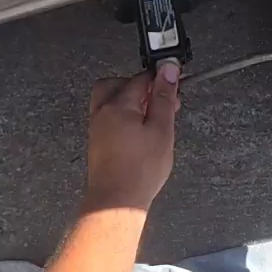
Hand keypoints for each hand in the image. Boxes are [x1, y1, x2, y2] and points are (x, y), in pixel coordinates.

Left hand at [82, 62, 180, 211]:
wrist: (117, 199)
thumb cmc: (138, 171)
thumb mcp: (161, 130)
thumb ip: (164, 98)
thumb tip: (167, 72)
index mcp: (117, 105)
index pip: (140, 79)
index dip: (160, 78)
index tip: (174, 79)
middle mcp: (102, 113)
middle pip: (117, 84)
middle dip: (139, 86)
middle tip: (160, 96)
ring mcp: (97, 128)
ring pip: (110, 101)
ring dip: (130, 101)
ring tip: (152, 115)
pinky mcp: (97, 142)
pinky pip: (108, 117)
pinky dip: (123, 115)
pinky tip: (139, 130)